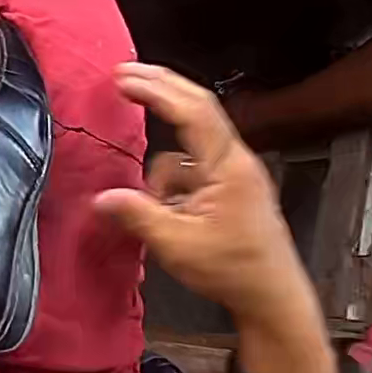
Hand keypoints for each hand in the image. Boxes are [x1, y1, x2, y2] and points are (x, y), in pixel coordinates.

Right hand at [93, 64, 333, 372]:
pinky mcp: (227, 191)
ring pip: (185, 154)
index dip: (157, 91)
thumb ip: (138, 216)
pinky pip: (190, 174)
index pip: (193, 113)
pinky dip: (170, 187)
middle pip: (196, 112)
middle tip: (124, 76)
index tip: (123, 79)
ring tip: (157, 213)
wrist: (270, 295)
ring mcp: (232, 176)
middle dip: (160, 91)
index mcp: (229, 167)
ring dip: (161, 173)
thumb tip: (101, 198)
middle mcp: (234, 162)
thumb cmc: (232, 270)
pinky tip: (167, 216)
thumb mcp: (178, 244)